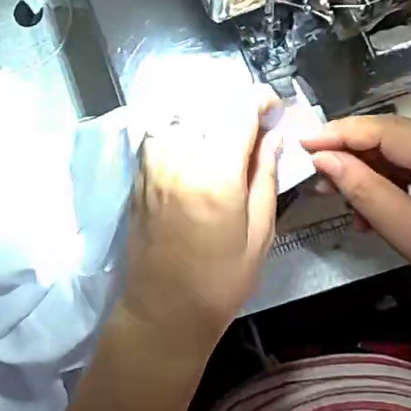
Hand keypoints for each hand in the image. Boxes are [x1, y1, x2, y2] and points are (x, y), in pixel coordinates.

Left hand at [117, 88, 281, 359]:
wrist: (162, 310)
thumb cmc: (219, 281)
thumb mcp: (260, 234)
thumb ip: (265, 178)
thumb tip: (272, 138)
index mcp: (216, 175)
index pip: (238, 111)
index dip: (259, 100)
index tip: (271, 108)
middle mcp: (179, 160)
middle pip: (207, 107)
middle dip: (233, 106)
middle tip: (252, 125)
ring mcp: (153, 166)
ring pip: (179, 116)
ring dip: (204, 116)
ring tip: (223, 136)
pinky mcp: (138, 176)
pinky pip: (159, 135)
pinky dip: (179, 130)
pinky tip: (195, 147)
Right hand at [303, 116, 410, 315]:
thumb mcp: (409, 233)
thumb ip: (363, 191)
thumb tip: (322, 159)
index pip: (388, 131)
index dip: (341, 134)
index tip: (302, 143)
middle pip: (392, 135)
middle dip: (351, 154)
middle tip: (316, 176)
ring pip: (397, 147)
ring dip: (365, 169)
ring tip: (340, 196)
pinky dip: (386, 179)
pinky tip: (369, 205)